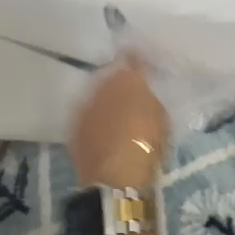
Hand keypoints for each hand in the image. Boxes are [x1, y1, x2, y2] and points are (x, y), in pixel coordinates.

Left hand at [70, 55, 167, 188]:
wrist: (117, 178)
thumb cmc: (147, 145)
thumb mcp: (161, 115)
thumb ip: (150, 96)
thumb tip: (144, 88)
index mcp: (129, 77)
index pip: (131, 56)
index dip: (135, 58)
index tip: (140, 63)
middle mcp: (103, 83)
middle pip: (110, 73)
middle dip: (117, 78)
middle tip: (126, 90)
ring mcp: (85, 103)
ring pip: (94, 91)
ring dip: (102, 96)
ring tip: (110, 109)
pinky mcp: (73, 124)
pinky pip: (84, 112)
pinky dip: (90, 115)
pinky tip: (97, 125)